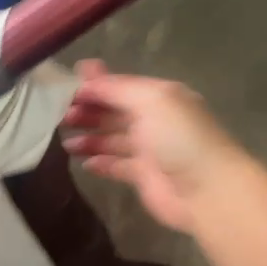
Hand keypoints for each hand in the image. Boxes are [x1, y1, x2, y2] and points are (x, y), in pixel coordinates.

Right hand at [61, 60, 250, 230]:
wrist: (206, 189)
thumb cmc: (179, 138)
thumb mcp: (151, 100)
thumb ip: (117, 89)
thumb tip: (87, 77)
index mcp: (160, 97)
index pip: (121, 86)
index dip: (95, 84)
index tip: (66, 85)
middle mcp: (155, 120)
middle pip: (115, 112)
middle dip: (89, 111)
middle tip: (60, 116)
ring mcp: (149, 150)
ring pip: (113, 139)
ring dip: (90, 138)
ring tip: (65, 142)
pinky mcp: (143, 177)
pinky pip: (117, 166)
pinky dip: (101, 163)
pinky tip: (84, 163)